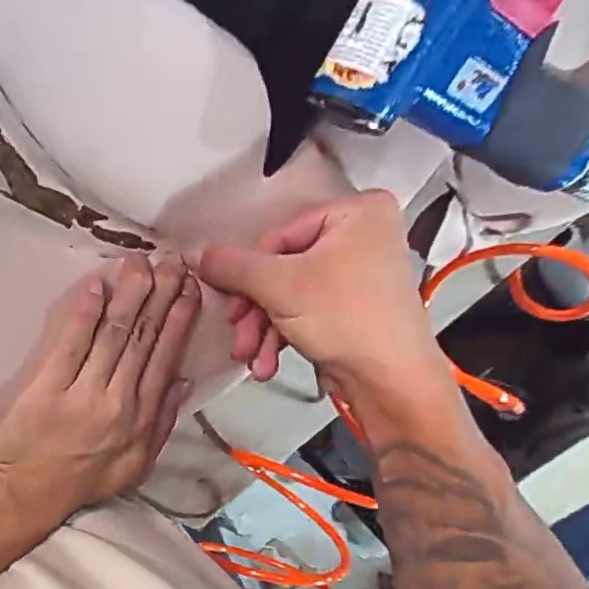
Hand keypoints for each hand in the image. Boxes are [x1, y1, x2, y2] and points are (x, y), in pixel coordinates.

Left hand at [0, 253, 200, 526]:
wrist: (27, 495)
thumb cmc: (81, 481)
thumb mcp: (135, 465)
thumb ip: (162, 423)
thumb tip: (185, 381)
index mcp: (141, 417)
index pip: (166, 359)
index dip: (179, 320)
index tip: (189, 289)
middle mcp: (117, 401)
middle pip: (143, 339)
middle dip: (159, 296)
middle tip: (171, 261)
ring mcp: (82, 394)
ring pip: (113, 336)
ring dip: (129, 296)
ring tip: (140, 263)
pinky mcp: (47, 389)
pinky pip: (71, 345)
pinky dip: (84, 314)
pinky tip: (96, 287)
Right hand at [200, 191, 442, 398]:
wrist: (388, 377)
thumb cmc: (344, 319)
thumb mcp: (277, 286)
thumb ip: (233, 267)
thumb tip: (201, 255)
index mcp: (357, 212)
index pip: (276, 237)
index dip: (250, 275)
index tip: (236, 307)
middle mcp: (361, 234)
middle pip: (279, 268)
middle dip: (254, 311)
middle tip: (240, 337)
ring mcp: (357, 271)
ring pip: (287, 294)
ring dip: (261, 330)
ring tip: (251, 357)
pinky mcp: (352, 303)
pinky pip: (303, 310)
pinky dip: (281, 335)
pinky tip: (268, 361)